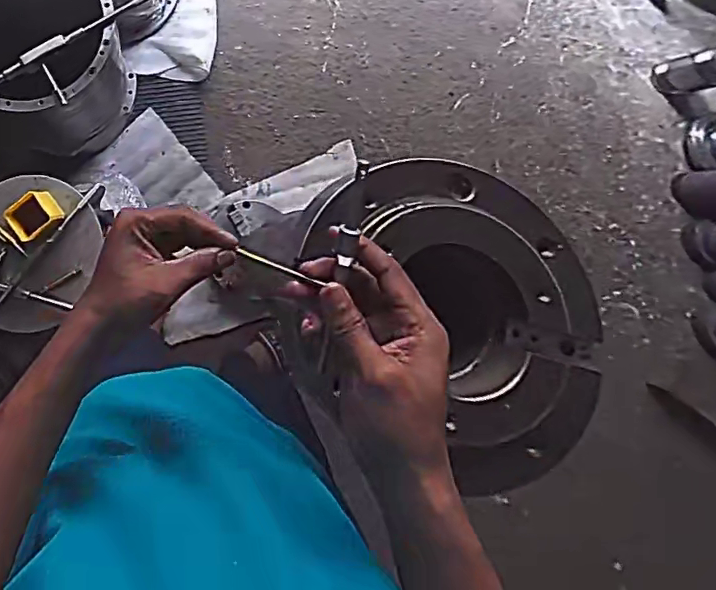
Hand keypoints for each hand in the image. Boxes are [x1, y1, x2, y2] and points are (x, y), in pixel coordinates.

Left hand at [69, 206, 236, 341]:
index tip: (231, 243)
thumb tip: (226, 254)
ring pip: (180, 236)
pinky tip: (208, 263)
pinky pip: (174, 249)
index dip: (210, 230)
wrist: (98, 329)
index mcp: (135, 221)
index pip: (181, 216)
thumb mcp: (165, 283)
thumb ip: (199, 265)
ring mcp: (140, 239)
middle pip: (182, 223)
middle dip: (207, 237)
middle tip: (231, 250)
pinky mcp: (145, 254)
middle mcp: (136, 224)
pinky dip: (191, 256)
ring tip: (224, 257)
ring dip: (201, 246)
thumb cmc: (120, 305)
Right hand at [287, 239, 452, 479]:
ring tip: (297, 296)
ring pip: (348, 305)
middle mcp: (402, 328)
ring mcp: (383, 342)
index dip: (363, 251)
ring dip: (322, 301)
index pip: (390, 273)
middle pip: (364, 286)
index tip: (336, 237)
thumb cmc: (401, 434)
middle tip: (305, 274)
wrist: (401, 477)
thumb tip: (329, 288)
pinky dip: (322, 324)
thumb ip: (347, 325)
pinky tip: (309, 328)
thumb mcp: (370, 372)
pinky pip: (341, 328)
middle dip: (332, 278)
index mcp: (418, 326)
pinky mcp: (365, 357)